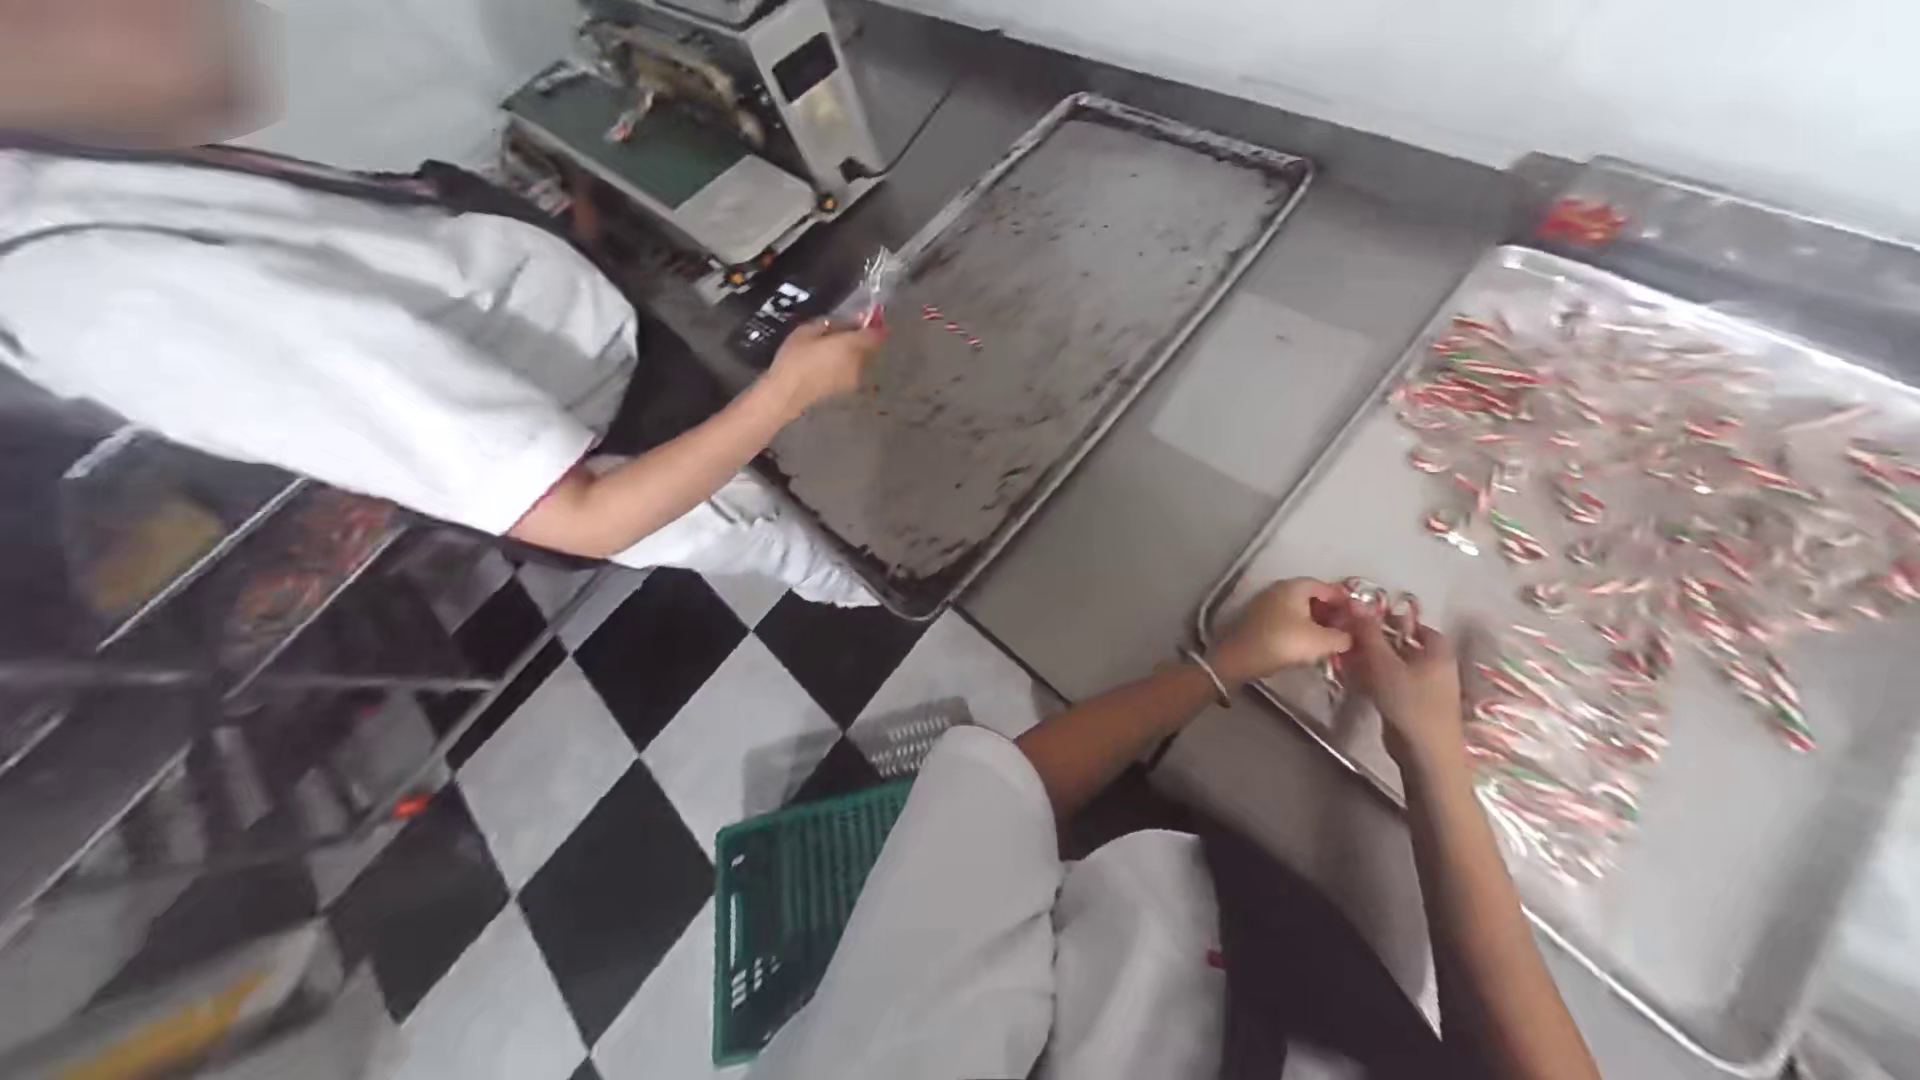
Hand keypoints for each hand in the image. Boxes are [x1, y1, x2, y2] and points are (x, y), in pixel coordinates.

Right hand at [765, 320, 886, 415]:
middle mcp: (859, 362)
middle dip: (867, 337)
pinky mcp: (849, 388)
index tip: (873, 318)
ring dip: (859, 351)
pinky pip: (856, 370)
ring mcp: (856, 378)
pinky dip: (852, 362)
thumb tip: (854, 321)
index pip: (877, 335)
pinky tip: (836, 360)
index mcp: (852, 346)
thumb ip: (835, 324)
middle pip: (872, 347)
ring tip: (840, 345)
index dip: (879, 326)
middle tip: (852, 329)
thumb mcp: (809, 331)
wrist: (788, 393)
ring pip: (865, 359)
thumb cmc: (795, 358)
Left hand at [1208, 578, 1353, 684]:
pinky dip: (1300, 627)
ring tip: (1330, 639)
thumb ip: (1343, 637)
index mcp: (1293, 587)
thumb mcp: (1321, 641)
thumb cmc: (1283, 643)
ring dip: (1315, 621)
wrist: (1239, 658)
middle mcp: (1277, 589)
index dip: (1344, 601)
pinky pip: (1286, 619)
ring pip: (1298, 609)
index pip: (1326, 586)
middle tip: (1345, 629)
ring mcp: (1264, 603)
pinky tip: (1307, 644)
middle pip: (1311, 596)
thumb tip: (1349, 637)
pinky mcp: (1257, 619)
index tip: (1358, 617)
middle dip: (1330, 612)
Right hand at [1349, 617, 1466, 772]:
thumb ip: (1368, 634)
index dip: (1388, 620)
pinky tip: (1356, 678)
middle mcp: (1437, 664)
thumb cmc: (1409, 702)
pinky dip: (1376, 676)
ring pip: (1396, 663)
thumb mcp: (1383, 663)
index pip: (1413, 624)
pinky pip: (1394, 680)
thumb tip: (1355, 604)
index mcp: (1438, 650)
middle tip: (1349, 638)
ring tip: (1347, 657)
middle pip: (1403, 643)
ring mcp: (1428, 685)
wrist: (1424, 752)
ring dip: (1372, 659)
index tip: (1360, 620)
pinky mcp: (1415, 702)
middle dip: (1375, 640)